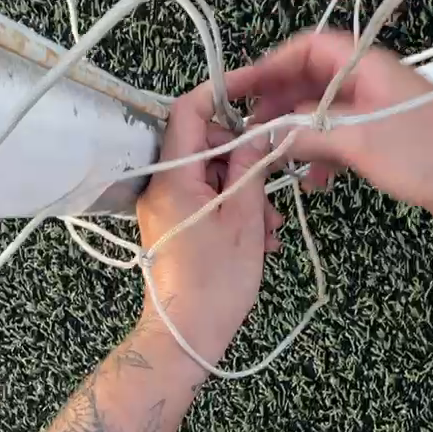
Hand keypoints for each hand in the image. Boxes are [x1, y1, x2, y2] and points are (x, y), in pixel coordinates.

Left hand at [134, 81, 283, 366]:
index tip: (256, 96)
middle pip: (204, 146)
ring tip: (269, 229)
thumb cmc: (216, 281)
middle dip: (244, 161)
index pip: (188, 111)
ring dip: (244, 194)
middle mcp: (160, 187)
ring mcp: (164, 209)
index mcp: (173, 177)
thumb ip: (251, 168)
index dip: (222, 95)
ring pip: (209, 178)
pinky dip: (232, 213)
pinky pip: (204, 203)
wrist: (185, 336)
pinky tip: (257, 239)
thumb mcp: (244, 219)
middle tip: (272, 189)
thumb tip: (261, 132)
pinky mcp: (172, 228)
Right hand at [230, 31, 432, 227]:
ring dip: (302, 136)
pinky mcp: (387, 139)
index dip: (270, 65)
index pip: (307, 49)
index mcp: (365, 65)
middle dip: (280, 105)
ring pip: (325, 114)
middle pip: (311, 82)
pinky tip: (318, 181)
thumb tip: (270, 133)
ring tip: (284, 161)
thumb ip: (308, 132)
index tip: (241, 89)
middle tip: (254, 130)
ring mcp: (380, 110)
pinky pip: (343, 139)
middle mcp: (371, 81)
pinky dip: (325, 156)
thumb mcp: (356, 139)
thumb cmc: (427, 151)